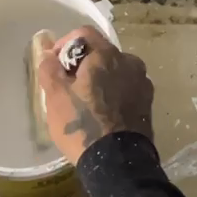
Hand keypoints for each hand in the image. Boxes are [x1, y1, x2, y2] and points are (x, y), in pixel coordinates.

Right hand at [39, 26, 153, 164]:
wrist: (118, 162)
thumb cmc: (83, 125)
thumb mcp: (55, 97)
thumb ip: (50, 69)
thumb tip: (48, 54)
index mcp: (107, 54)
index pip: (84, 34)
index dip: (65, 44)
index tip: (54, 63)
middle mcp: (129, 61)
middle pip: (102, 51)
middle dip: (83, 63)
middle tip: (68, 85)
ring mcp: (142, 81)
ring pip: (116, 70)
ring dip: (100, 78)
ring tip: (86, 101)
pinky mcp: (148, 101)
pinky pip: (127, 87)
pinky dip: (114, 92)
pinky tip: (104, 112)